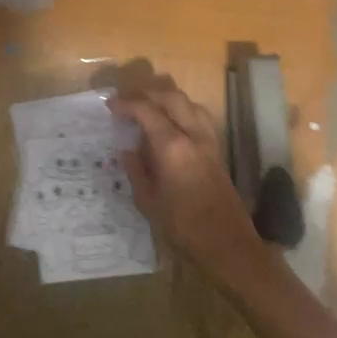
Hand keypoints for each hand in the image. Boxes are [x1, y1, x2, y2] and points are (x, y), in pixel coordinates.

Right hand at [110, 86, 270, 291]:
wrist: (226, 244)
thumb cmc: (181, 227)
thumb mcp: (148, 202)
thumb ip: (136, 171)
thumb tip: (128, 150)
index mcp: (172, 147)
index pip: (147, 112)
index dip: (127, 105)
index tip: (110, 106)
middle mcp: (193, 136)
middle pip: (172, 98)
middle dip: (147, 94)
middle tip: (127, 101)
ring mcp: (209, 142)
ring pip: (190, 104)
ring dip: (167, 99)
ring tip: (148, 108)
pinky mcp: (217, 151)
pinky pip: (199, 118)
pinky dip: (182, 111)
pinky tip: (170, 125)